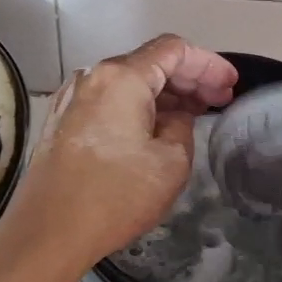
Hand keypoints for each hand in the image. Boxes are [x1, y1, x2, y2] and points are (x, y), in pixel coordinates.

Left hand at [1, 35, 236, 271]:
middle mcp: (93, 77)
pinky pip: (109, 102)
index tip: (231, 85)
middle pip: (149, 62)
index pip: (174, 50)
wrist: (49, 232)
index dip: (209, 63)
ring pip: (128, 83)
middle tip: (219, 100)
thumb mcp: (171, 162)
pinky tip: (155, 127)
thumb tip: (173, 117)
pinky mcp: (63, 123)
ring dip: (164, 94)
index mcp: (122, 77)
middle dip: (189, 78)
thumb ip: (182, 126)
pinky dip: (138, 107)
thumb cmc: (117, 196)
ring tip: (194, 114)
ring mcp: (73, 99)